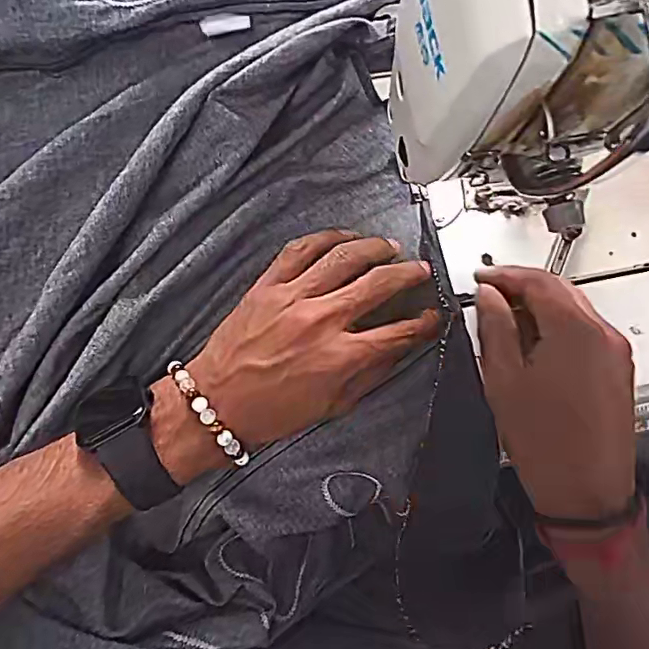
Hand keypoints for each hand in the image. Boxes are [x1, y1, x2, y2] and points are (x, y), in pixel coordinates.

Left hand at [150, 230, 443, 482]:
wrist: (218, 402)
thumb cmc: (269, 410)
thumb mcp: (332, 404)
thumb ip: (370, 375)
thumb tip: (397, 352)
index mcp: (339, 356)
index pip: (398, 331)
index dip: (423, 322)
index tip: (431, 317)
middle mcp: (320, 321)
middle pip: (379, 283)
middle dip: (409, 275)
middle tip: (419, 272)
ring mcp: (292, 298)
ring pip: (344, 257)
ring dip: (374, 247)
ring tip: (388, 247)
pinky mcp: (268, 285)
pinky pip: (301, 250)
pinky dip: (326, 238)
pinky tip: (343, 238)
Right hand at [474, 265, 636, 520]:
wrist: (588, 492)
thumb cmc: (546, 444)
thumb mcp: (503, 379)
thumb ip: (496, 328)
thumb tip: (490, 296)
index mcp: (575, 331)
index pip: (538, 281)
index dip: (505, 274)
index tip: (482, 277)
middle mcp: (604, 335)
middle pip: (560, 289)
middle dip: (522, 287)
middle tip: (490, 296)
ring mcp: (615, 352)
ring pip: (574, 309)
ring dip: (540, 307)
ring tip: (506, 324)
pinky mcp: (618, 370)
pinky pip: (586, 332)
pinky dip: (558, 327)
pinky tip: (534, 346)